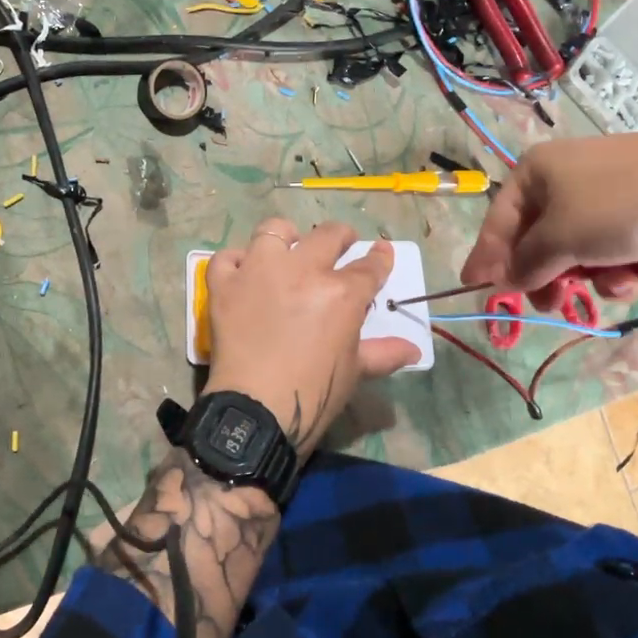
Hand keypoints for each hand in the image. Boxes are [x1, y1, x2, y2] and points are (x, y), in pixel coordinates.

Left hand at [203, 219, 416, 459]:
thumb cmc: (314, 391)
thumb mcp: (355, 371)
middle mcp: (301, 270)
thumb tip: (413, 349)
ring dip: (285, 235)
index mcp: (340, 292)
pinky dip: (235, 260)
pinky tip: (243, 270)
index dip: (379, 258)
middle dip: (340, 236)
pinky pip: (226, 257)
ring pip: (273, 231)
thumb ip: (383, 353)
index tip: (382, 251)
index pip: (368, 267)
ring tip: (289, 245)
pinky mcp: (224, 283)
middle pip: (326, 236)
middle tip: (342, 242)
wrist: (258, 406)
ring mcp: (258, 271)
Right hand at [459, 135, 637, 309]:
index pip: (499, 223)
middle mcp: (569, 184)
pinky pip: (634, 256)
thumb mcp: (558, 240)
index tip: (477, 292)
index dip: (488, 259)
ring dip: (609, 279)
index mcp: (536, 175)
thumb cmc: (616, 206)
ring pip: (594, 258)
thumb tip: (502, 281)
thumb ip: (525, 265)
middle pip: (546, 246)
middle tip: (557, 305)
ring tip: (628, 279)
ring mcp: (614, 201)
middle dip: (558, 278)